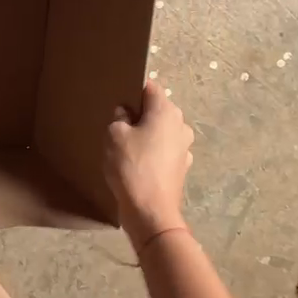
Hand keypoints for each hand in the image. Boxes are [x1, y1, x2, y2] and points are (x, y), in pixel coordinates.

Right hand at [104, 81, 193, 243]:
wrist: (150, 211)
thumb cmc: (131, 166)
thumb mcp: (114, 135)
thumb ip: (119, 117)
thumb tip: (126, 114)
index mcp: (166, 111)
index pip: (150, 87)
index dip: (132, 90)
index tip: (117, 100)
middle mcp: (180, 125)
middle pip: (157, 109)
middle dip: (139, 114)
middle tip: (118, 126)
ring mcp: (184, 147)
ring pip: (161, 131)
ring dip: (147, 134)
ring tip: (127, 148)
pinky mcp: (182, 167)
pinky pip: (164, 150)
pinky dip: (153, 153)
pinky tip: (139, 164)